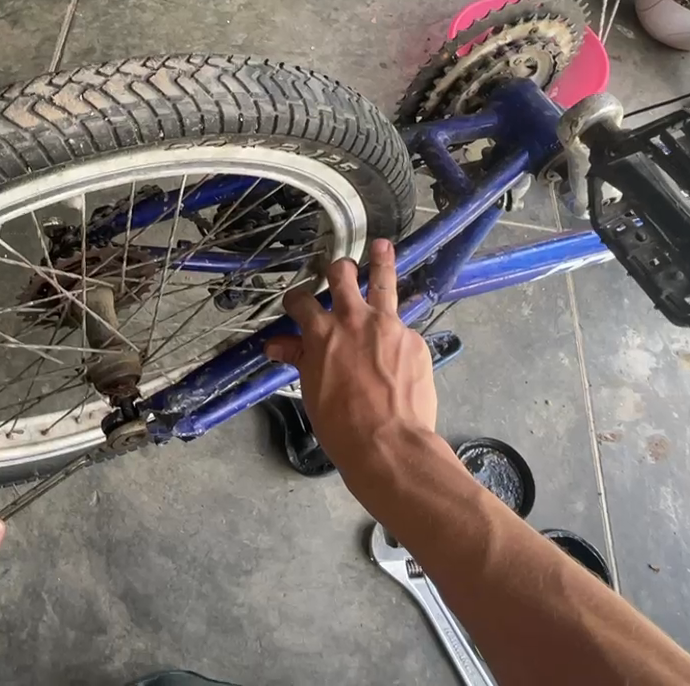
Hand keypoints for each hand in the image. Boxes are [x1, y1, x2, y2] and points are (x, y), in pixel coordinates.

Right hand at [263, 239, 437, 474]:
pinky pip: (403, 327)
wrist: (389, 444)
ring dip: (382, 260)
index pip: (301, 300)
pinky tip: (400, 348)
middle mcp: (354, 318)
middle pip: (342, 275)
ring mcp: (388, 325)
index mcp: (321, 331)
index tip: (296, 303)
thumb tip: (276, 346)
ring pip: (383, 281)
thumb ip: (298, 359)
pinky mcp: (414, 339)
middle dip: (337, 269)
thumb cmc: (342, 424)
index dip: (295, 300)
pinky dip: (397, 332)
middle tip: (339, 270)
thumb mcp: (311, 390)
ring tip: (383, 245)